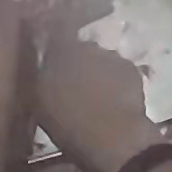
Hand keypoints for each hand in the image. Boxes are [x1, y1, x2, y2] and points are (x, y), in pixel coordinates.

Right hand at [36, 32, 161, 171]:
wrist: (111, 136)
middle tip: (77, 86)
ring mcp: (112, 56)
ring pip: (103, 61)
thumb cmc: (68, 122)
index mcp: (60, 50)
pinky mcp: (132, 70)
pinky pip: (121, 72)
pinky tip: (117, 100)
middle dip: (80, 64)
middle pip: (82, 50)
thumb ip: (41, 77)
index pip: (56, 36)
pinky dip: (119, 82)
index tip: (55, 61)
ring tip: (99, 97)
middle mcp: (86, 46)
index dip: (56, 47)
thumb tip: (43, 67)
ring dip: (100, 73)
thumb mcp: (40, 102)